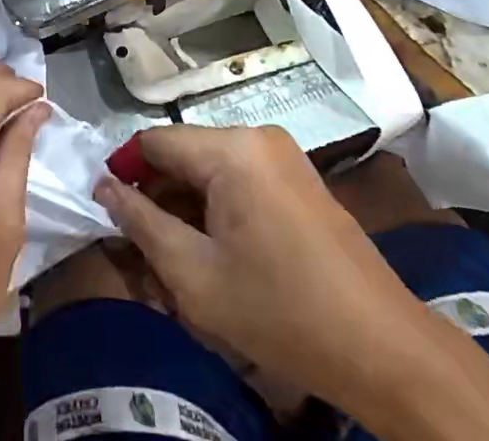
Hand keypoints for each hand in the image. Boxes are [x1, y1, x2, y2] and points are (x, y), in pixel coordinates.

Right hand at [94, 126, 488, 440]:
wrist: (385, 350)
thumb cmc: (280, 310)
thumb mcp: (193, 273)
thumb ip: (140, 221)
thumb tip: (103, 186)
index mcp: (230, 150)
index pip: (153, 141)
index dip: (124, 173)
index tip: (112, 215)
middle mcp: (257, 138)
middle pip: (182, 155)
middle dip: (157, 198)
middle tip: (142, 249)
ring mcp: (284, 157)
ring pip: (209, 171)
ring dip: (185, 208)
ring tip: (176, 260)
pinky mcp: (299, 180)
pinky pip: (239, 181)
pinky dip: (217, 210)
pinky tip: (215, 255)